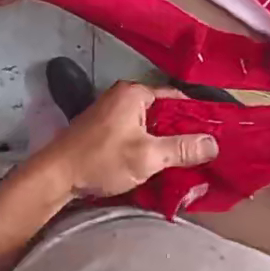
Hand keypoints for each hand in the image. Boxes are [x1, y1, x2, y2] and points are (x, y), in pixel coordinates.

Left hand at [34, 82, 219, 198]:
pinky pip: (135, 132)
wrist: (55, 176)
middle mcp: (122, 96)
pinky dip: (148, 145)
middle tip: (202, 151)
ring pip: (149, 124)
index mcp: (134, 93)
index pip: (177, 98)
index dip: (197, 115)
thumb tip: (214, 144)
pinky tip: (158, 162)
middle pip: (163, 111)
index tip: (214, 133)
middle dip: (181, 131)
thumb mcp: (148, 156)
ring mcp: (110, 112)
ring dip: (164, 141)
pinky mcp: (103, 130)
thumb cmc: (101, 160)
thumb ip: (182, 149)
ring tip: (185, 159)